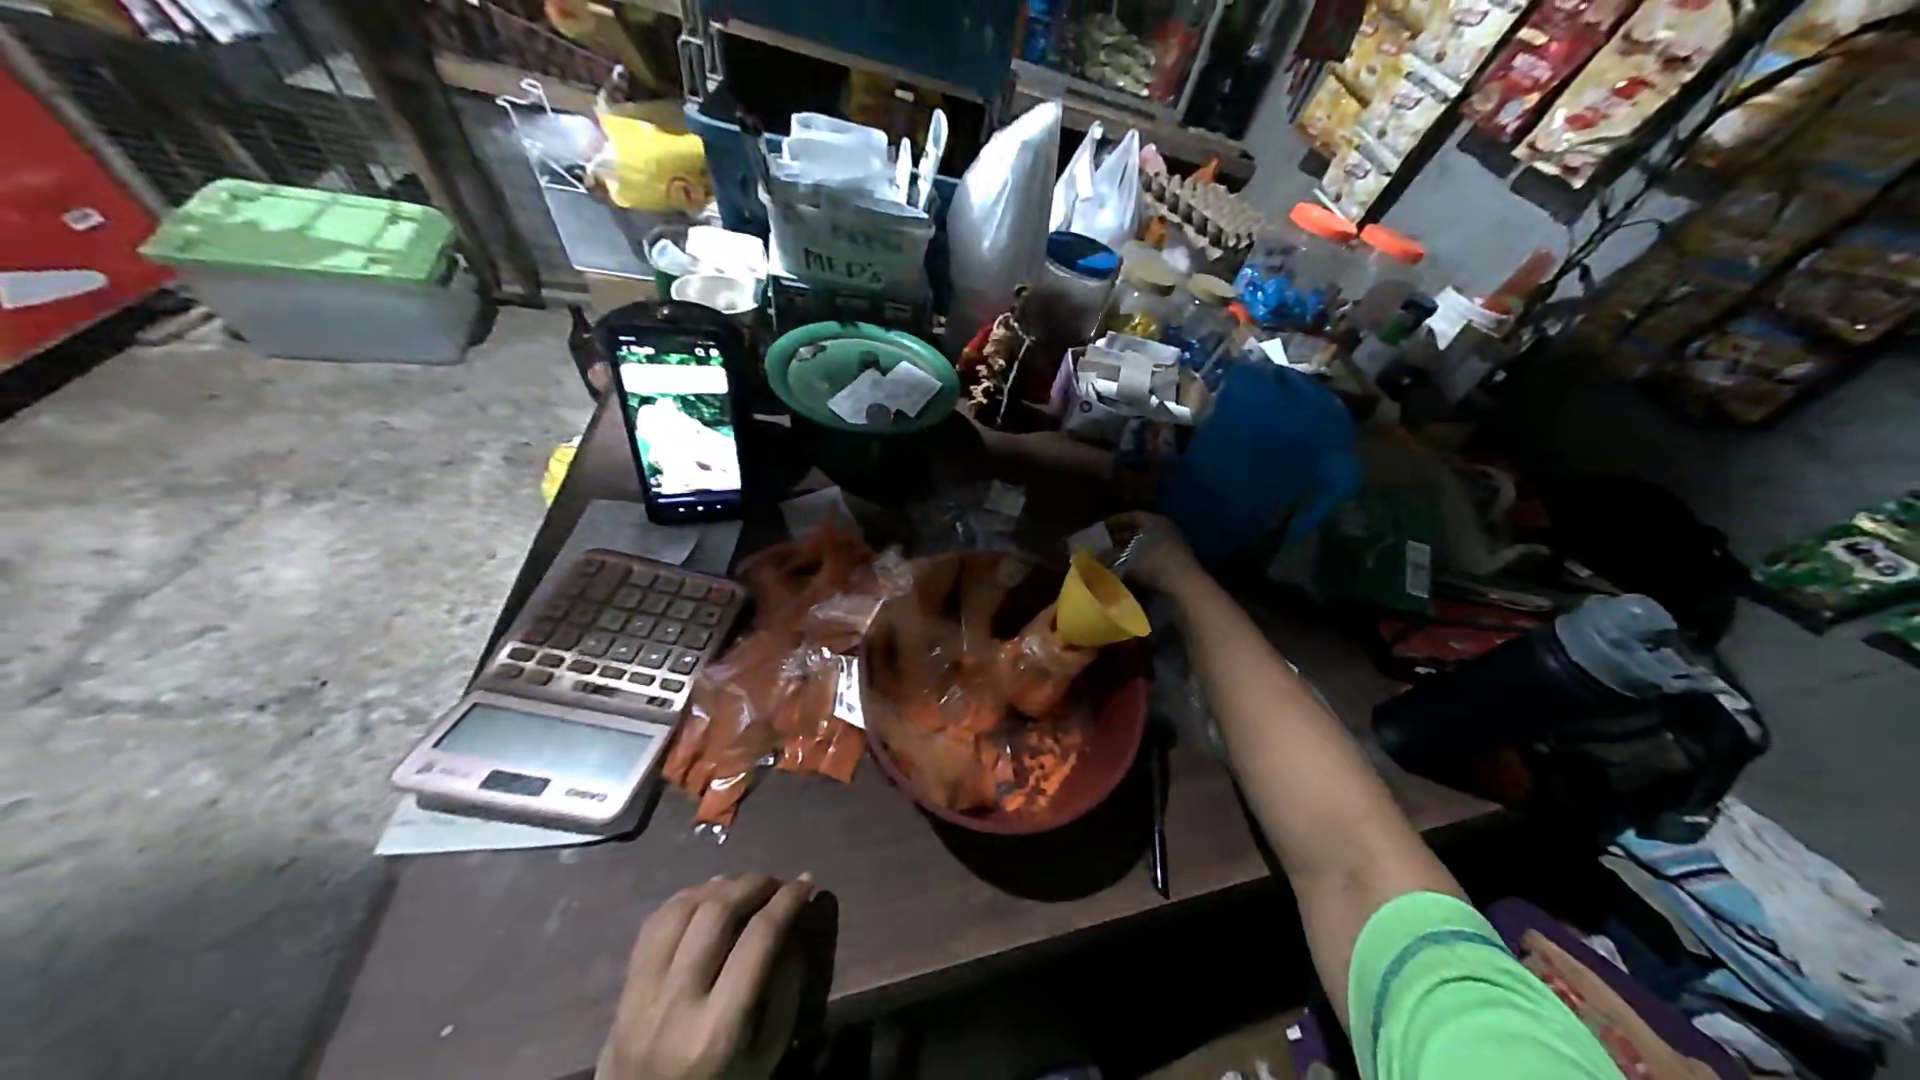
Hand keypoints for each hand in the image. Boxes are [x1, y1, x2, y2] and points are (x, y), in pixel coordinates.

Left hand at [597, 873, 813, 1079]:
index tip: (806, 883)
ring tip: (744, 886)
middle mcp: (677, 1003)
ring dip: (720, 886)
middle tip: (776, 883)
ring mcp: (643, 992)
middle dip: (754, 885)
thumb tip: (792, 927)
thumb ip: (786, 989)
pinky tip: (708, 897)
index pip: (759, 939)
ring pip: (682, 909)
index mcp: (719, 1030)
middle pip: (717, 914)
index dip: (787, 901)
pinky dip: (686, 898)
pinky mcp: (625, 986)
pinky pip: (655, 922)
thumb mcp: (767, 1056)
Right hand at [1107, 512, 1204, 596]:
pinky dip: (1142, 562)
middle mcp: (1166, 529)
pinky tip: (1131, 571)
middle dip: (1123, 538)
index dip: (1116, 521)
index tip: (1103, 527)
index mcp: (1154, 521)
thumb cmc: (1152, 564)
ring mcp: (1174, 546)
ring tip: (1116, 560)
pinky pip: (1154, 558)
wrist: (1184, 585)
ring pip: (1147, 545)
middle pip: (1140, 531)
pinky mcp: (1177, 562)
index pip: (1133, 516)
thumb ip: (1109, 557)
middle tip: (1107, 544)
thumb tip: (1093, 557)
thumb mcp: (1126, 559)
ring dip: (1132, 552)